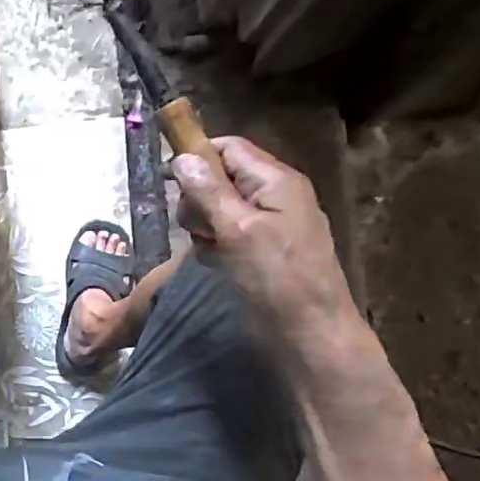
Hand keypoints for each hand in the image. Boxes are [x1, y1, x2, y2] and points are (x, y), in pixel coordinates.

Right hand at [174, 137, 357, 333]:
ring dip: (203, 224)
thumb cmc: (276, 277)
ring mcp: (269, 221)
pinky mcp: (261, 245)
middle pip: (218, 176)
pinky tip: (216, 260)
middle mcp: (273, 194)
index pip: (228, 148)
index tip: (169, 183)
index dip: (197, 158)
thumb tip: (181, 157)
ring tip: (209, 248)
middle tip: (196, 227)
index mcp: (275, 181)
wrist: (309, 332)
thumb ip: (209, 191)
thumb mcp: (238, 230)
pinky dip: (213, 242)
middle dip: (197, 198)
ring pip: (217, 206)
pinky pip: (226, 230)